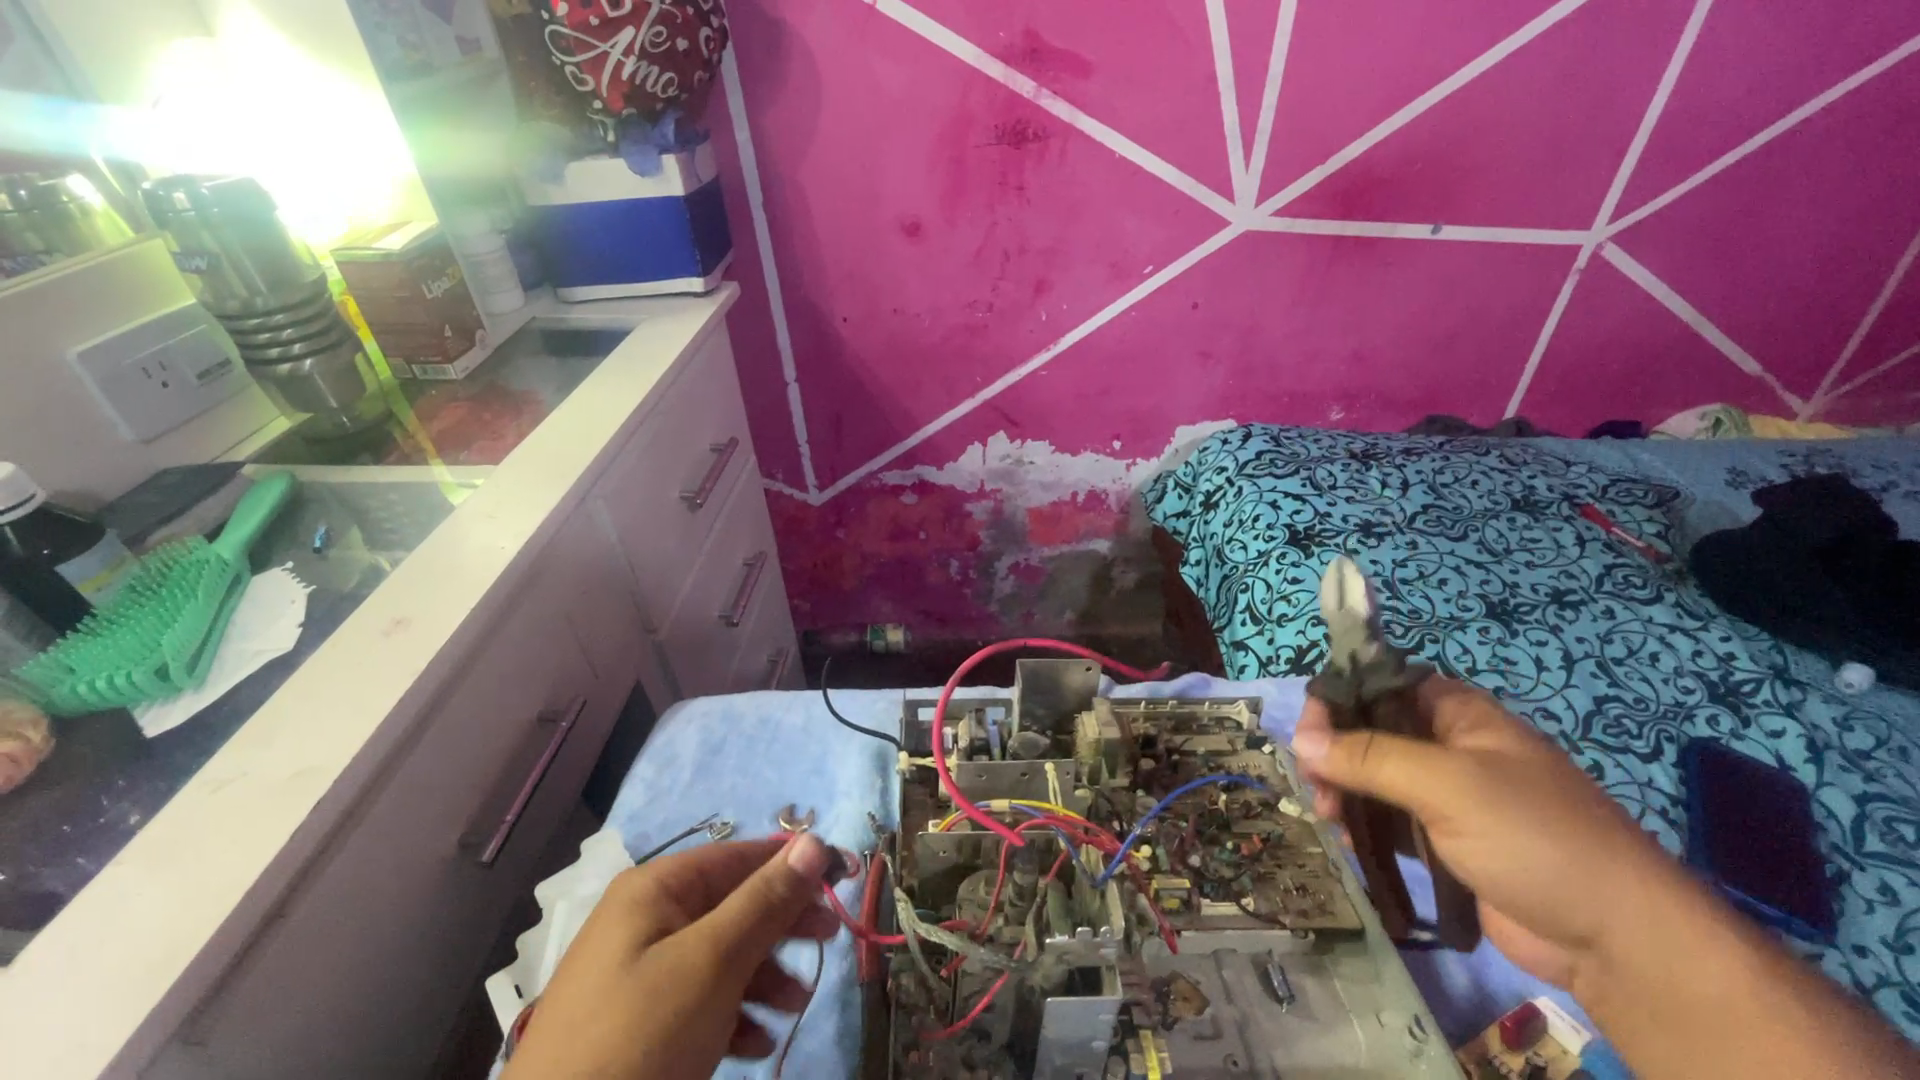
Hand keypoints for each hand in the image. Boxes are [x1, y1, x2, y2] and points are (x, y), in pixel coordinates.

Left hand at [503, 833, 839, 1079]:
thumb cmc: (641, 1035)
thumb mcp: (712, 961)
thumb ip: (766, 900)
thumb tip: (814, 840)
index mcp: (658, 889)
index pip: (741, 855)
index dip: (796, 864)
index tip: (846, 878)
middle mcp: (648, 919)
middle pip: (734, 904)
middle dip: (784, 925)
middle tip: (830, 939)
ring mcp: (641, 972)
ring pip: (722, 955)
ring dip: (766, 976)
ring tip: (795, 1006)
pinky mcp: (640, 1022)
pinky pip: (701, 1000)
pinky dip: (735, 1014)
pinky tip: (755, 1043)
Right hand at [1291, 677, 1684, 987]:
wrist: (1613, 935)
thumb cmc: (1533, 836)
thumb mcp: (1447, 784)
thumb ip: (1370, 756)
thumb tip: (1300, 737)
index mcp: (1460, 714)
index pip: (1382, 684)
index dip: (1340, 699)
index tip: (1306, 732)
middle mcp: (1452, 748)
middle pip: (1372, 732)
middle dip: (1335, 753)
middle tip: (1315, 787)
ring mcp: (1450, 798)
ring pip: (1376, 780)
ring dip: (1344, 793)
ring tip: (1329, 820)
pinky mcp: (1447, 843)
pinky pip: (1391, 823)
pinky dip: (1364, 828)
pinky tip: (1349, 845)